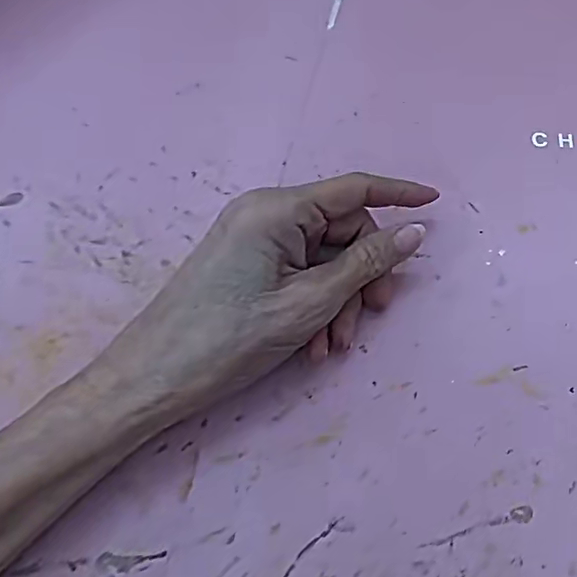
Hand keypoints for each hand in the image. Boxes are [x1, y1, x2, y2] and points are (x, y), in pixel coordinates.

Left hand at [91, 173, 439, 415]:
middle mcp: (267, 213)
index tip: (434, 201)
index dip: (399, 193)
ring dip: (341, 297)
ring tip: (334, 342)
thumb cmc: (228, 339)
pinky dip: (317, 301)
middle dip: (363, 274)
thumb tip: (415, 232)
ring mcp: (255, 237)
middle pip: (343, 231)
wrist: (142, 387)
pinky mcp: (247, 261)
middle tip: (374, 313)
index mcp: (278, 210)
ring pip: (326, 256)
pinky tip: (314, 341)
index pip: (355, 188)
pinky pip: (302, 270)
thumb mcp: (311, 301)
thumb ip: (369, 261)